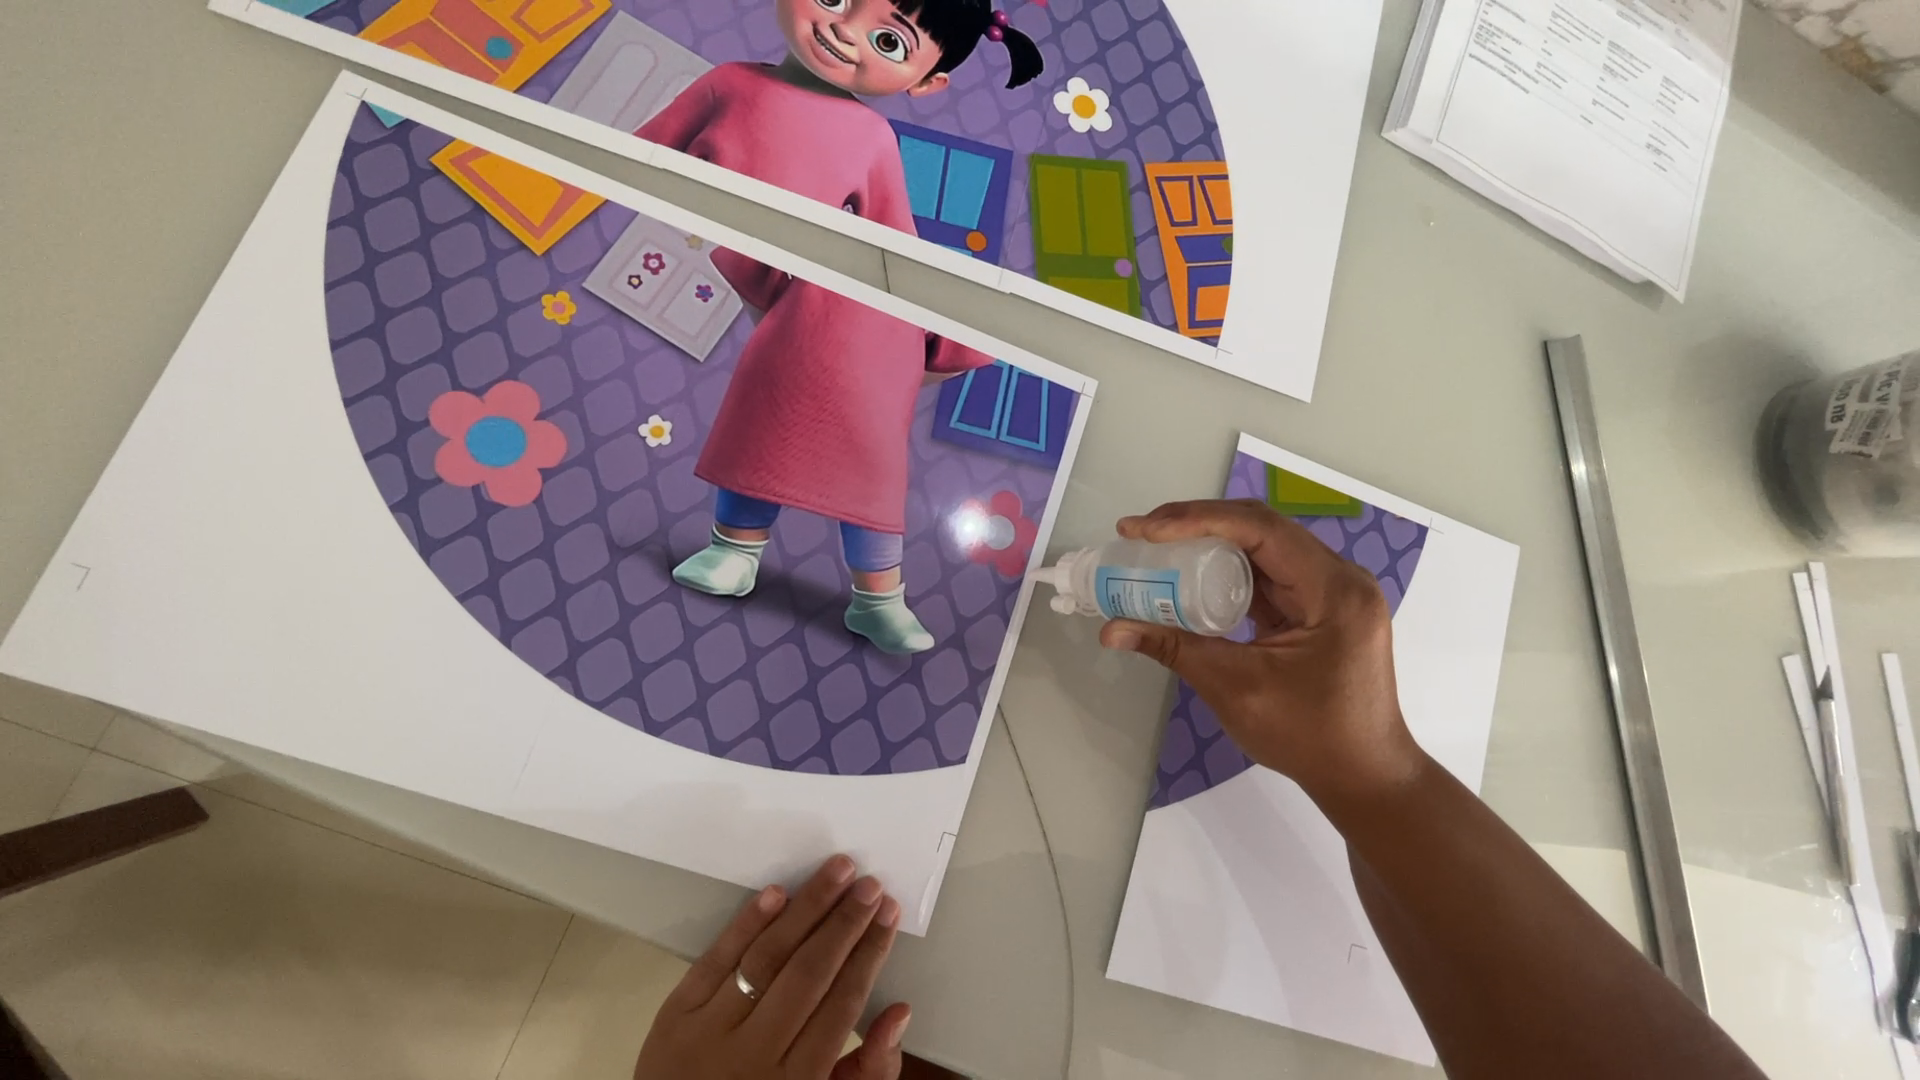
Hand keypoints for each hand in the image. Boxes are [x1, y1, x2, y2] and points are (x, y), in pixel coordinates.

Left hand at [634, 856, 911, 1079]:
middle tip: (870, 883)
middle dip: (845, 923)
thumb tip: (900, 1011)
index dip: (870, 953)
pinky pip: (716, 960)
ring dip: (806, 908)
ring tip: (837, 870)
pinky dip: (747, 923)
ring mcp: (709, 1032)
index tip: (889, 911)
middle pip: (808, 974)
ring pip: (767, 958)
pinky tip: (776, 892)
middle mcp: (754, 1056)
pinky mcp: (675, 1014)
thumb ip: (868, 1069)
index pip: (843, 1004)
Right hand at [1098, 499, 1428, 806]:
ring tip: (1155, 547)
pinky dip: (1224, 573)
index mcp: (1333, 589)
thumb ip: (1174, 648)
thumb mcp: (1235, 688)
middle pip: (1260, 530)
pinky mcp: (1318, 610)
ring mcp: (1331, 593)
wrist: (1363, 777)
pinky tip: (1188, 576)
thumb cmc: (1309, 735)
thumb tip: (1110, 631)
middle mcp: (1338, 578)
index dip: (1196, 520)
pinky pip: (1266, 576)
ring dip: (1208, 545)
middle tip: (1141, 532)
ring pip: (1262, 549)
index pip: (1259, 529)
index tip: (1143, 531)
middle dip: (1196, 524)